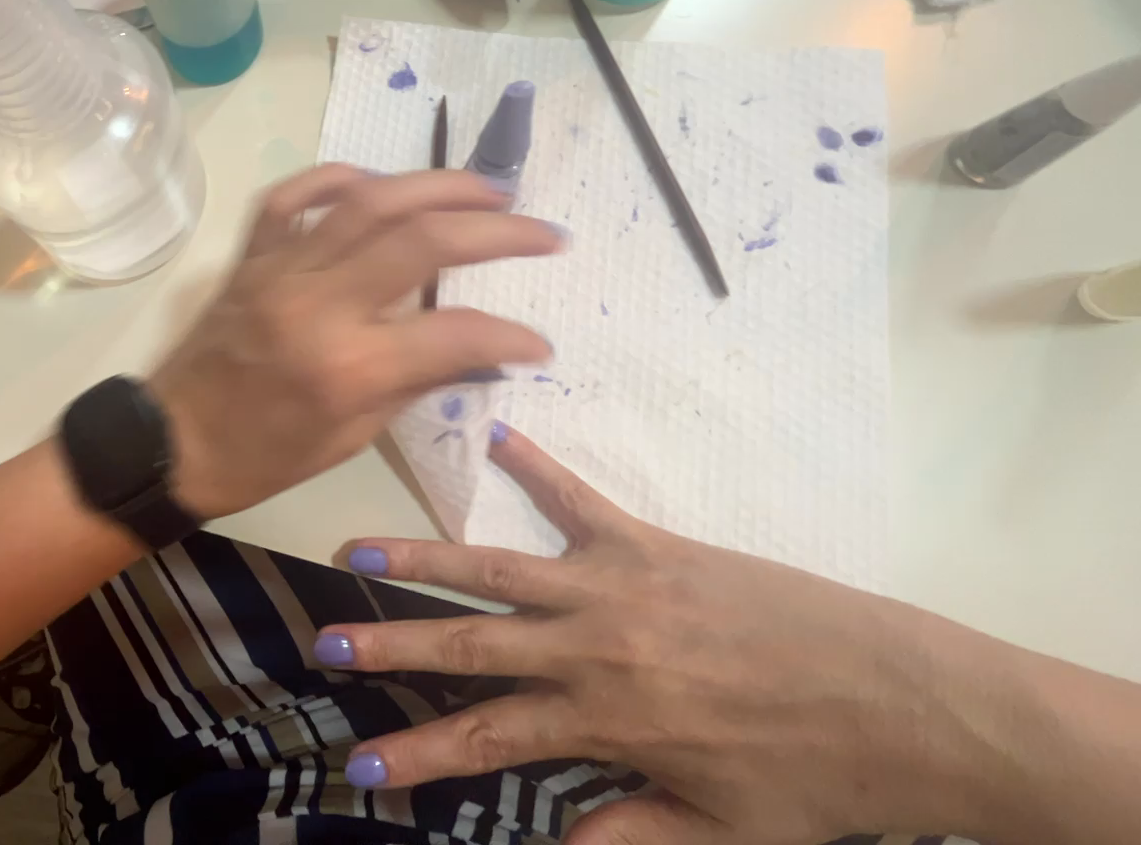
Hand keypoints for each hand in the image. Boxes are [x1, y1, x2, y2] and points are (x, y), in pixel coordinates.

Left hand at [150, 165, 561, 520]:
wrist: (173, 442)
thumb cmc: (262, 457)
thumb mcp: (350, 438)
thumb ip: (415, 384)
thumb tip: (478, 352)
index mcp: (347, 367)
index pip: (454, 333)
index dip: (510, 336)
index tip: (537, 344)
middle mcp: (317, 305)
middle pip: (420, 240)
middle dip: (495, 228)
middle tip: (541, 230)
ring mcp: (278, 272)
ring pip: (364, 201)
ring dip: (434, 185)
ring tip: (484, 188)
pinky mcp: (248, 258)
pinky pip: (289, 199)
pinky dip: (334, 178)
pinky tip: (373, 180)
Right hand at [316, 427, 1013, 844]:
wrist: (912, 701)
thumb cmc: (818, 775)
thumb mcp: (727, 831)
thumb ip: (632, 832)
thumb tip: (547, 839)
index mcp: (607, 720)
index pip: (487, 739)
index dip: (418, 754)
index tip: (358, 764)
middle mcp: (591, 647)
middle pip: (470, 645)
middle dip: (391, 646)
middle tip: (326, 643)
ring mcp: (613, 587)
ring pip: (497, 568)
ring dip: (424, 558)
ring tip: (361, 549)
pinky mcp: (647, 544)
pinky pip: (579, 499)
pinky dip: (537, 466)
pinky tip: (498, 434)